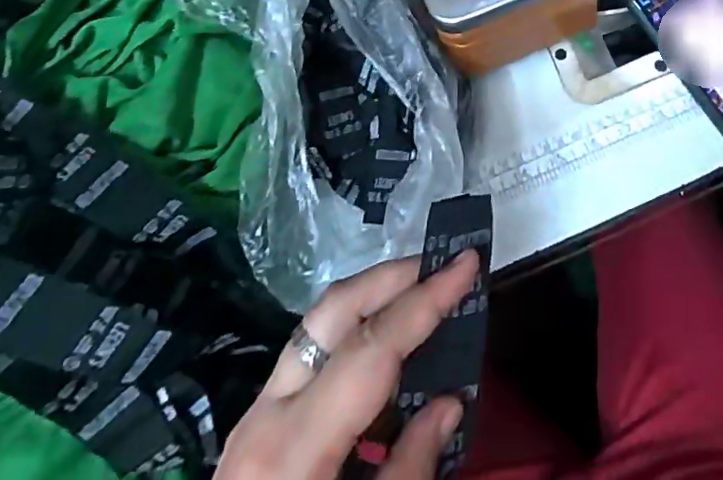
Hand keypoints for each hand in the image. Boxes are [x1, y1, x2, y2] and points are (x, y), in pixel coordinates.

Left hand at [217, 251, 479, 479]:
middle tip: (443, 264)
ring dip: (374, 297)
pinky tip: (388, 351)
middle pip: (334, 310)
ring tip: (423, 294)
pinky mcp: (256, 420)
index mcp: (294, 448)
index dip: (426, 299)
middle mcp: (267, 411)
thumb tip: (450, 400)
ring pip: (318, 323)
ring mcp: (255, 411)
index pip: (372, 347)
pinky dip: (355, 334)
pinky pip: (311, 354)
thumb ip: (412, 467)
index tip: (467, 262)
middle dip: (394, 275)